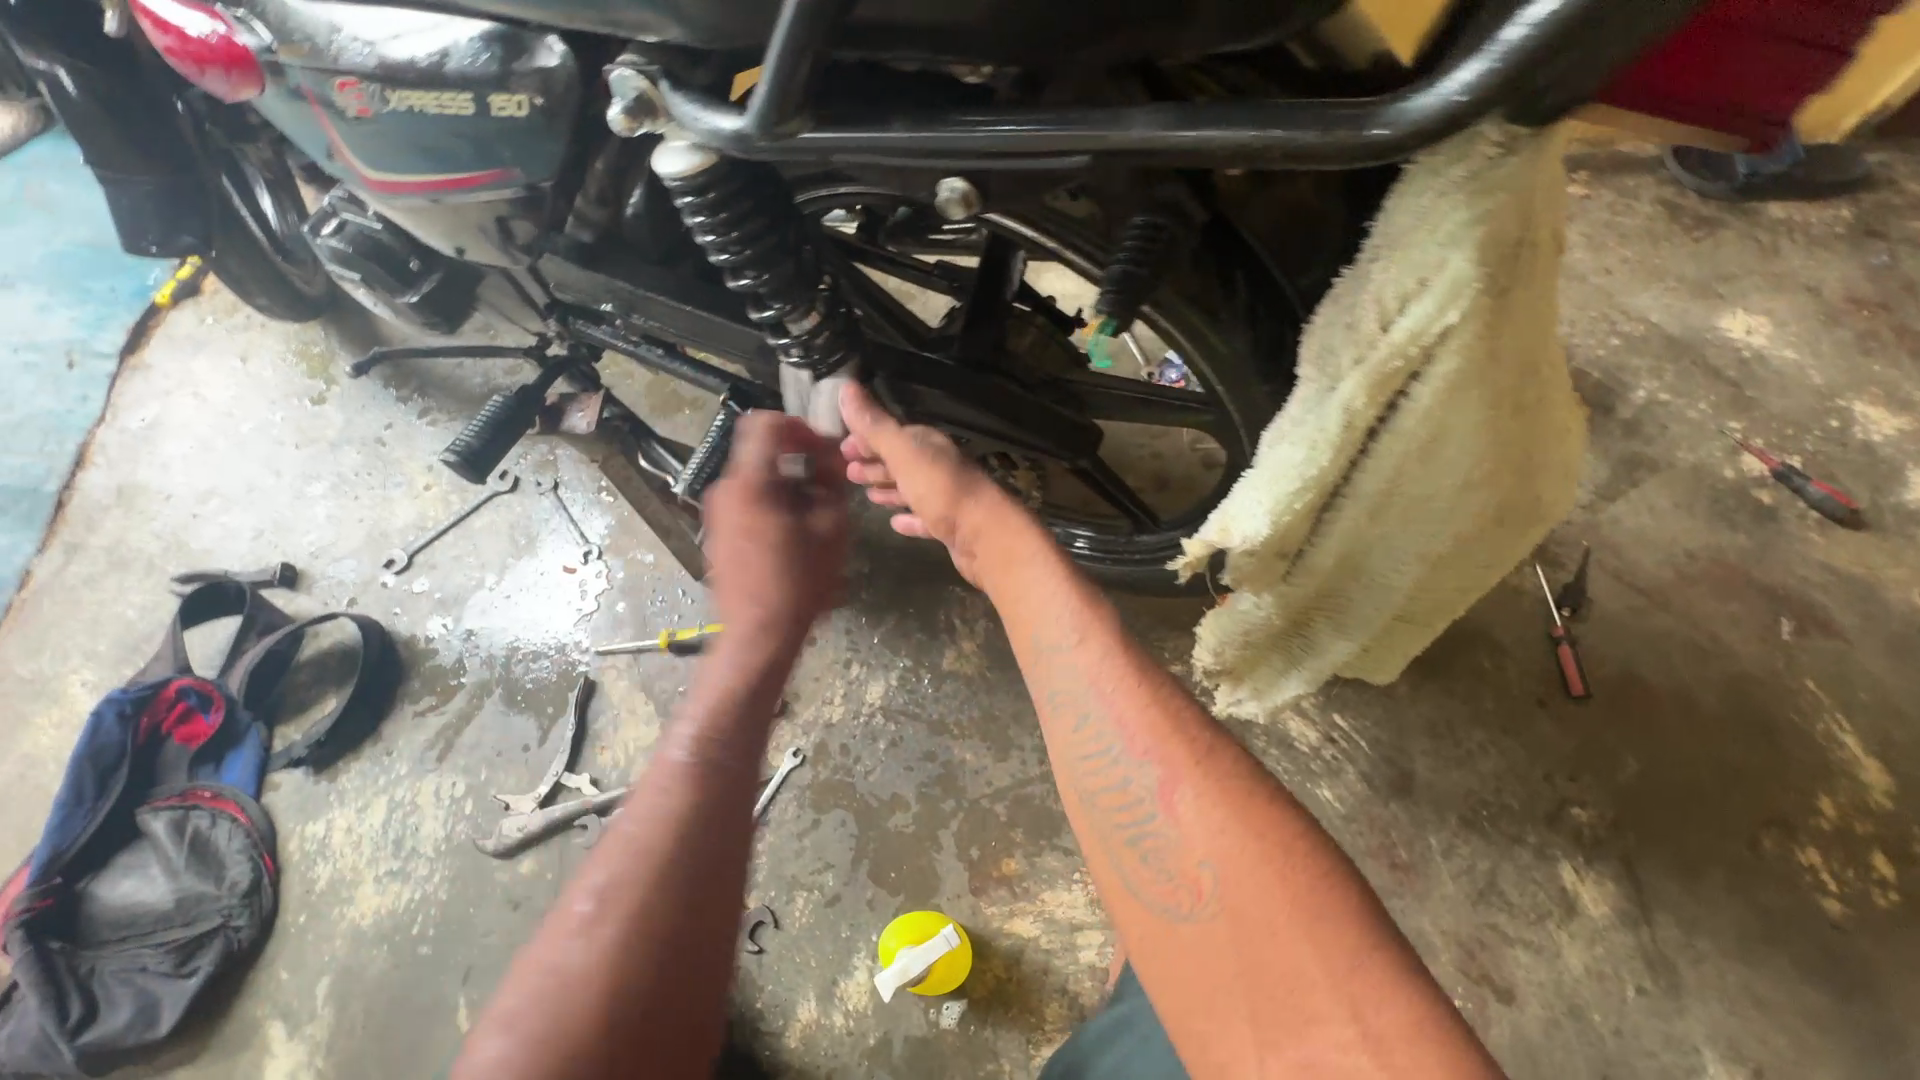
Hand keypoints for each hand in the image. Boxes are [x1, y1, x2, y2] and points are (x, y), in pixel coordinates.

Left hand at [701, 410, 850, 650]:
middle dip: (798, 459)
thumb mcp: (830, 529)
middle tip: (829, 482)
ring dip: (788, 484)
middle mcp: (724, 490)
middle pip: (761, 452)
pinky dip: (772, 503)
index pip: (766, 423)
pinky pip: (747, 502)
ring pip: (756, 478)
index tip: (823, 448)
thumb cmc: (798, 582)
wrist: (757, 635)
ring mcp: (717, 513)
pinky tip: (796, 533)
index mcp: (749, 482)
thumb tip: (829, 456)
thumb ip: (831, 482)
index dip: (799, 426)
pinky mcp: (718, 534)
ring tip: (817, 513)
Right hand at [838, 381, 1013, 585]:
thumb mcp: (903, 453)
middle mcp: (939, 467)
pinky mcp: (949, 527)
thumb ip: (875, 425)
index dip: (868, 437)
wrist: (985, 536)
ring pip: (912, 488)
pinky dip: (909, 518)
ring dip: (890, 488)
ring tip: (866, 494)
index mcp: (929, 445)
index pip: (895, 433)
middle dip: (876, 462)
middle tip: (848, 471)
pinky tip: (895, 523)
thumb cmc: (941, 490)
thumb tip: (845, 386)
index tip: (842, 446)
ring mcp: (946, 498)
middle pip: (903, 460)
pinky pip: (924, 518)